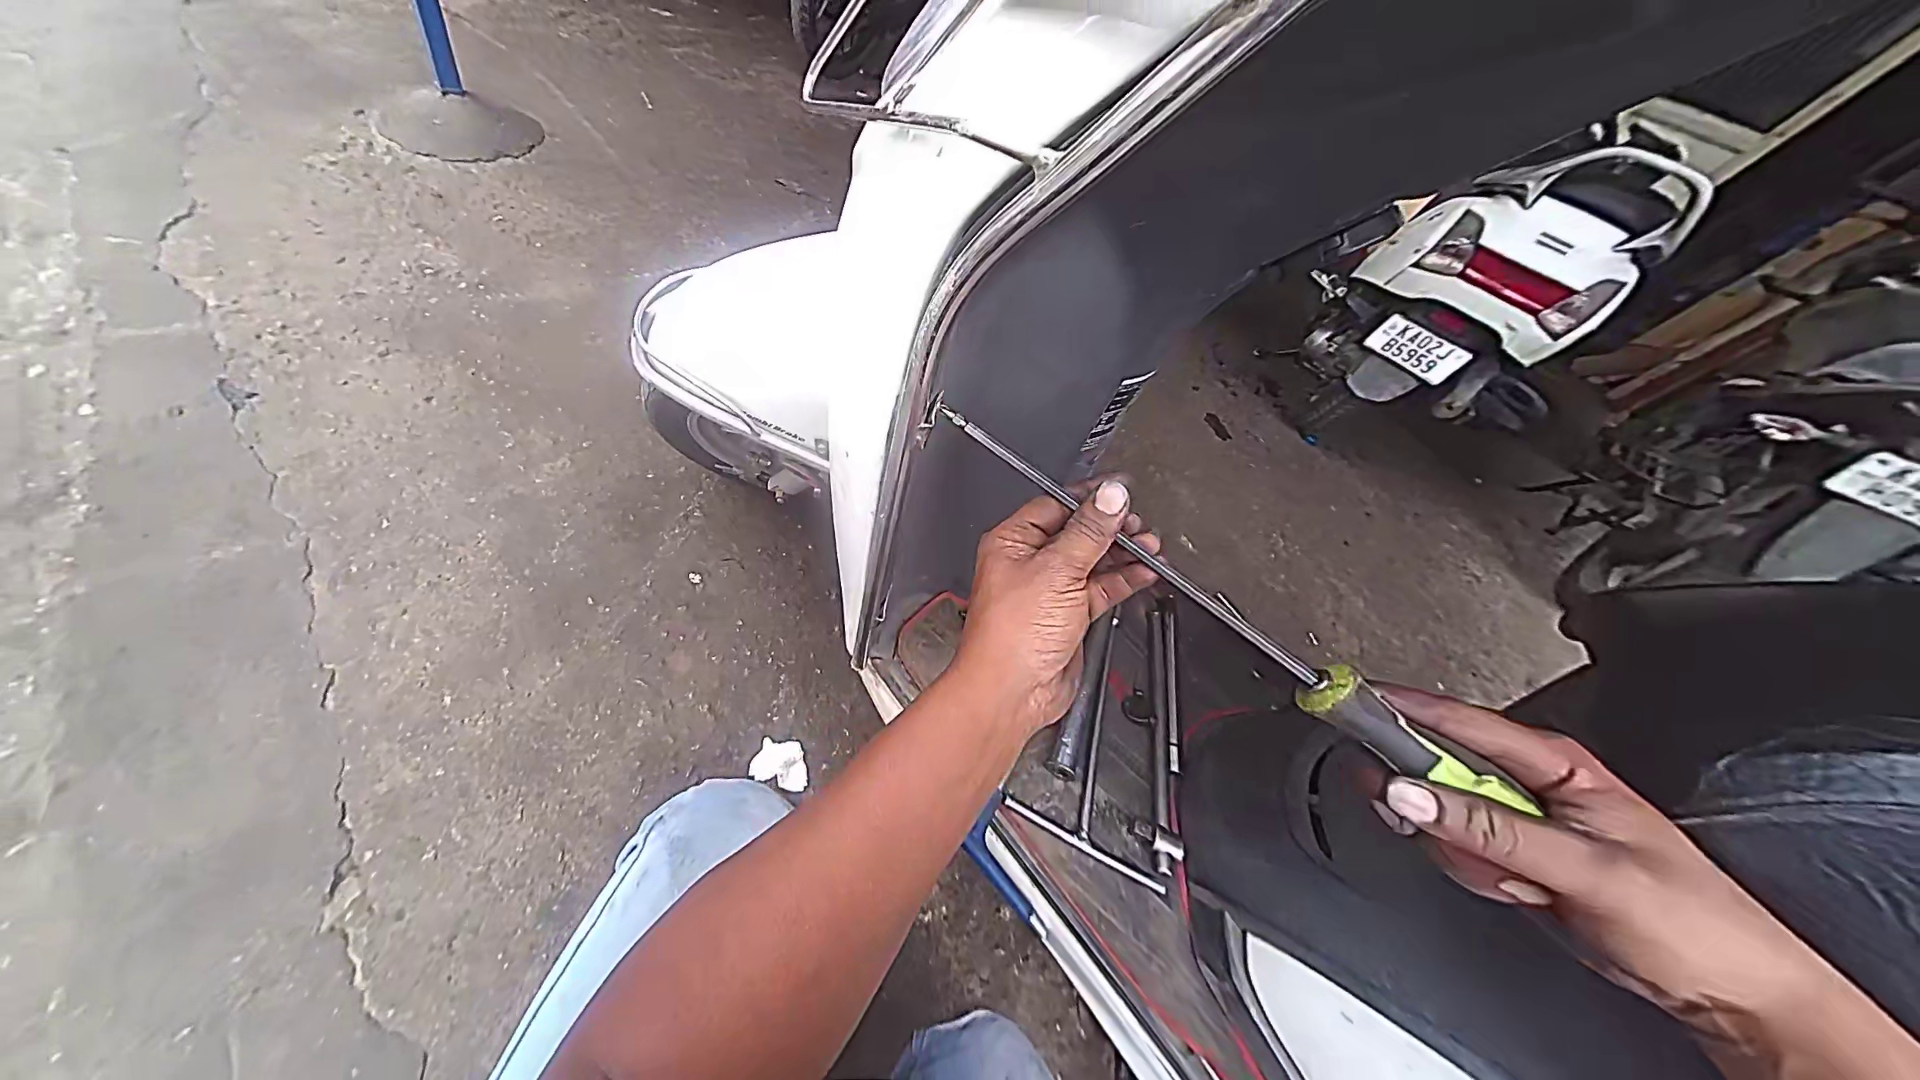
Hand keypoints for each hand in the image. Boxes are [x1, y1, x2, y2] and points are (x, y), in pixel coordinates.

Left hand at [949, 479, 1159, 734]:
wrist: (1013, 690)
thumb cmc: (1011, 636)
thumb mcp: (1057, 571)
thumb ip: (1089, 532)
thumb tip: (1110, 497)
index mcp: (1012, 542)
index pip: (1055, 506)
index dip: (1088, 500)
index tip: (1118, 495)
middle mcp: (1029, 563)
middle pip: (1077, 533)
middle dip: (1110, 529)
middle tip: (1137, 524)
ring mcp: (1050, 589)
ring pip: (1092, 561)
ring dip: (1122, 553)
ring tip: (1149, 545)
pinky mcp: (1068, 614)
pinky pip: (1101, 588)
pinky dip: (1123, 579)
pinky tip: (1144, 571)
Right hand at [1372, 686, 1907, 1066]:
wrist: (1733, 993)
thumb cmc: (1696, 923)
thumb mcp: (1585, 868)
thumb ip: (1487, 827)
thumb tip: (1410, 792)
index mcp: (1553, 760)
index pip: (1454, 720)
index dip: (1396, 707)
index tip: (1346, 700)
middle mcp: (1527, 780)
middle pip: (1435, 767)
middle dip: (1439, 811)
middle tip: (1458, 838)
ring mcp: (1514, 815)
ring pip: (1437, 813)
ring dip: (1463, 852)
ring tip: (1519, 880)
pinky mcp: (1505, 848)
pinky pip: (1451, 844)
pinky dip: (1471, 870)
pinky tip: (1518, 889)